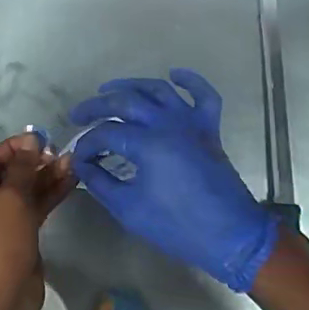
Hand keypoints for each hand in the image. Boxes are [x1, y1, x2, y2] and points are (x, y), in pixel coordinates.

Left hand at [0, 133, 76, 309]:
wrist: (7, 292)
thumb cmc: (2, 242)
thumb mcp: (11, 198)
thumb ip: (22, 167)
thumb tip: (31, 138)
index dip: (16, 146)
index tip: (41, 138)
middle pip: (12, 171)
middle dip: (35, 161)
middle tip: (60, 152)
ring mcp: (5, 216)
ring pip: (28, 188)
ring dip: (48, 175)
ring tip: (72, 162)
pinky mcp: (23, 229)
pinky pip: (37, 203)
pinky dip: (52, 192)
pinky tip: (72, 179)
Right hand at [70, 69, 281, 292]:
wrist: (230, 235)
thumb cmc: (177, 226)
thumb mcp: (129, 209)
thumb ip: (101, 183)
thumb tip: (83, 166)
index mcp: (147, 144)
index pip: (105, 134)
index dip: (86, 146)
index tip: (78, 161)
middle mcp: (168, 123)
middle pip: (125, 101)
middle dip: (96, 107)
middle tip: (77, 116)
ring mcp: (192, 123)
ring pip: (158, 90)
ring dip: (131, 85)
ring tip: (108, 89)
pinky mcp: (210, 129)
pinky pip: (204, 95)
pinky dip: (191, 81)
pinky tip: (174, 74)